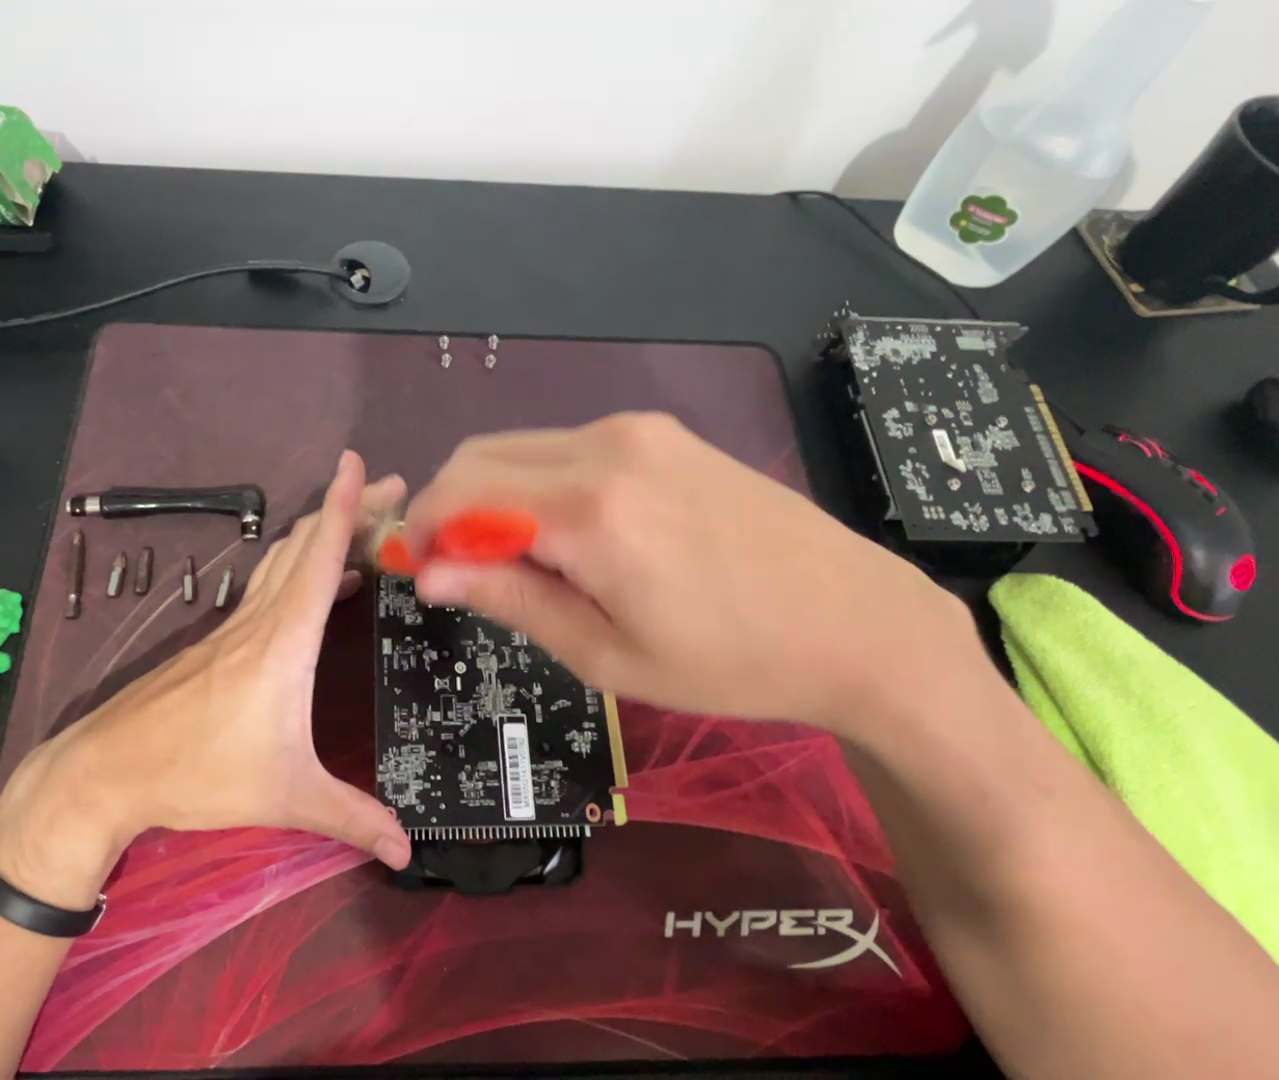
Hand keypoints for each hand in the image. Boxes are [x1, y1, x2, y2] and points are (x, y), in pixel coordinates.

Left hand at [0, 451, 412, 909]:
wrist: (108, 771)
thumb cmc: (198, 775)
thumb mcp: (284, 797)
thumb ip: (350, 818)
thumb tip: (407, 852)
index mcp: (281, 643)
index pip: (318, 560)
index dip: (343, 508)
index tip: (359, 462)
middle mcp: (259, 621)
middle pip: (305, 546)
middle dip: (348, 508)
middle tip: (392, 488)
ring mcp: (234, 628)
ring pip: (283, 561)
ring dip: (322, 533)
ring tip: (364, 521)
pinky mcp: (219, 642)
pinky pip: (270, 585)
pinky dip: (300, 566)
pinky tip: (322, 583)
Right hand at [402, 413, 975, 731]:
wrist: (856, 623)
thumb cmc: (730, 661)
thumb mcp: (607, 652)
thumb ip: (511, 599)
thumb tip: (431, 574)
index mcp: (589, 506)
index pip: (460, 489)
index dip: (424, 528)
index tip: (421, 573)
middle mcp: (607, 446)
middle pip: (483, 455)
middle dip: (451, 507)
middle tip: (461, 572)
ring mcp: (641, 431)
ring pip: (524, 447)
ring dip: (496, 496)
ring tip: (524, 563)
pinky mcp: (665, 434)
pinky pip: (569, 448)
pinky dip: (541, 484)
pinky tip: (572, 536)